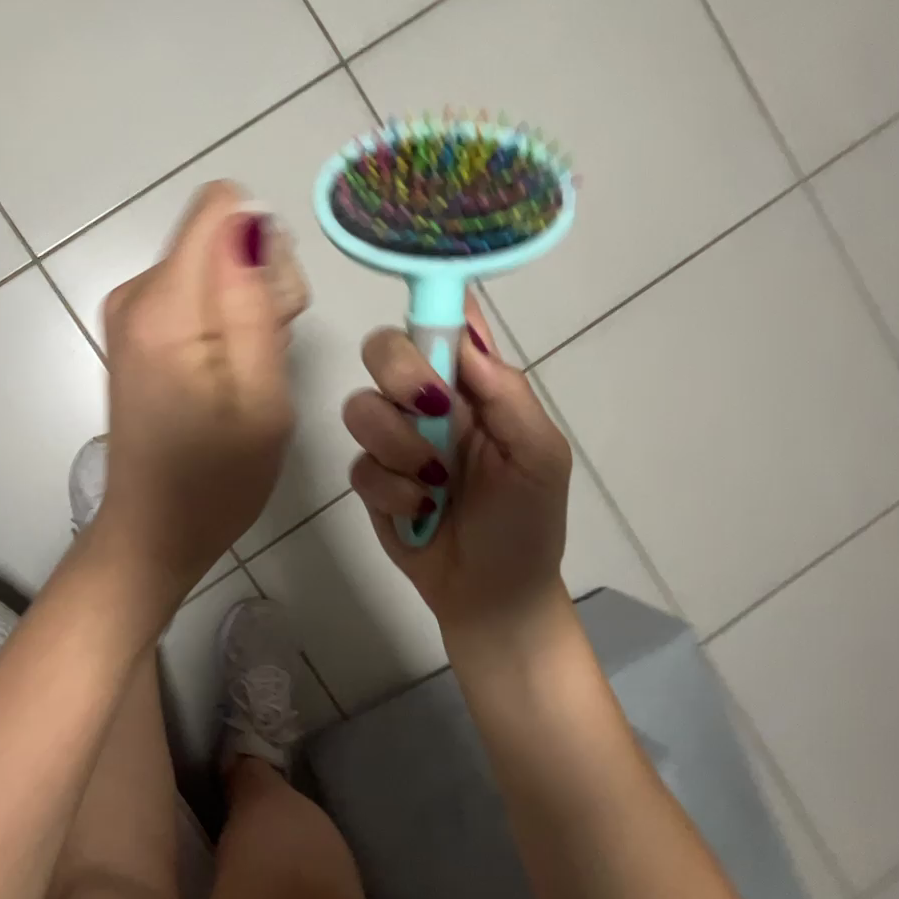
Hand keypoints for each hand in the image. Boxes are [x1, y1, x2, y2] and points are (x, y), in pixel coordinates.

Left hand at [95, 181, 295, 597]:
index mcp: (163, 304)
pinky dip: (225, 328)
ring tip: (244, 380)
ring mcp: (131, 312)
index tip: (272, 315)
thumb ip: (255, 300)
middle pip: (223, 236)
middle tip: (262, 361)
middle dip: (261, 287)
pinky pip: (199, 297)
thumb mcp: (260, 395)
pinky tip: (225, 381)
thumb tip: (251, 216)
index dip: (265, 253)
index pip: (223, 208)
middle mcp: (136, 292)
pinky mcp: (138, 332)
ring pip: (217, 268)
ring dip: (248, 313)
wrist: (155, 532)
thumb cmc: (216, 479)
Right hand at [342, 296, 573, 634]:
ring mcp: (395, 440)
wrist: (492, 595)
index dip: (430, 303)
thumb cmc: (527, 523)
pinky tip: (421, 514)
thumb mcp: (540, 457)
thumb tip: (465, 337)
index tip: (427, 317)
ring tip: (435, 486)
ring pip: (361, 406)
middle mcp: (429, 403)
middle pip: (385, 348)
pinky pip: (359, 464)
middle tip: (428, 408)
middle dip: (400, 372)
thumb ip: (506, 394)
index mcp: (475, 387)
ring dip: (398, 445)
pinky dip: (391, 490)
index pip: (446, 323)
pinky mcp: (371, 479)